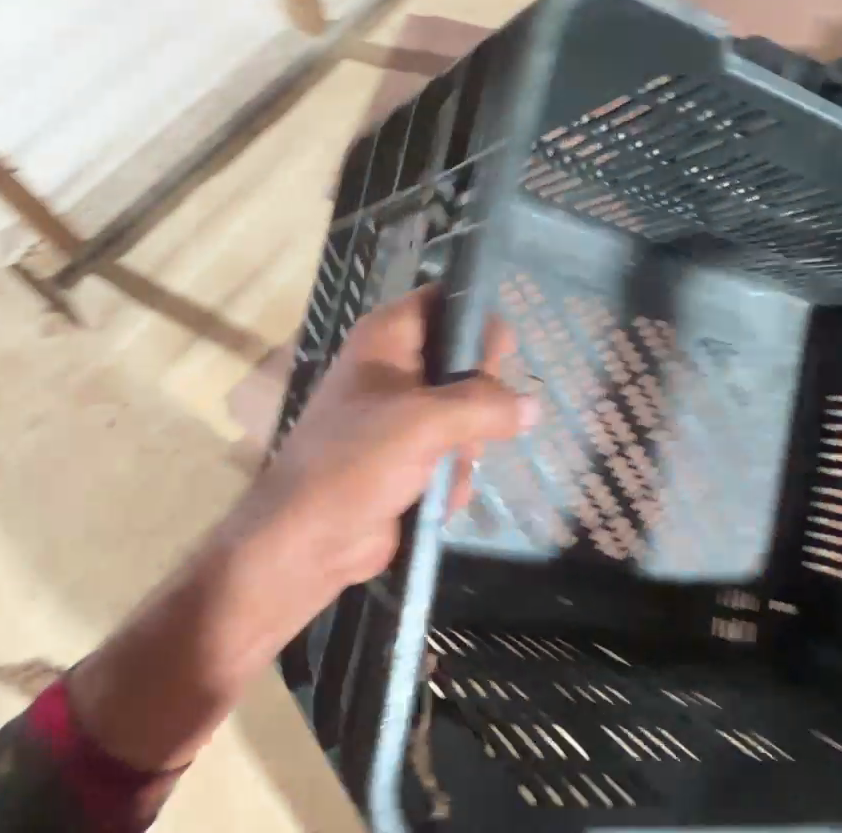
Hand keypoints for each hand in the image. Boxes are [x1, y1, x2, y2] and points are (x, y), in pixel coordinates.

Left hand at [67, 286, 535, 773]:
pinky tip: (438, 496)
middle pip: (467, 361)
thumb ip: (484, 405)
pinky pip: (457, 453)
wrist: (309, 541)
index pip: (445, 300)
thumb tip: (532, 405)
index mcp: (388, 337)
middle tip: (472, 424)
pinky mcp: (411, 458)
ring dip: (468, 448)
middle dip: (480, 401)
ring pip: (469, 413)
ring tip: (447, 468)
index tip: (503, 354)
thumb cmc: (355, 462)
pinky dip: (455, 476)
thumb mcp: (424, 422)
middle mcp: (396, 368)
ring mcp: (404, 416)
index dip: (477, 317)